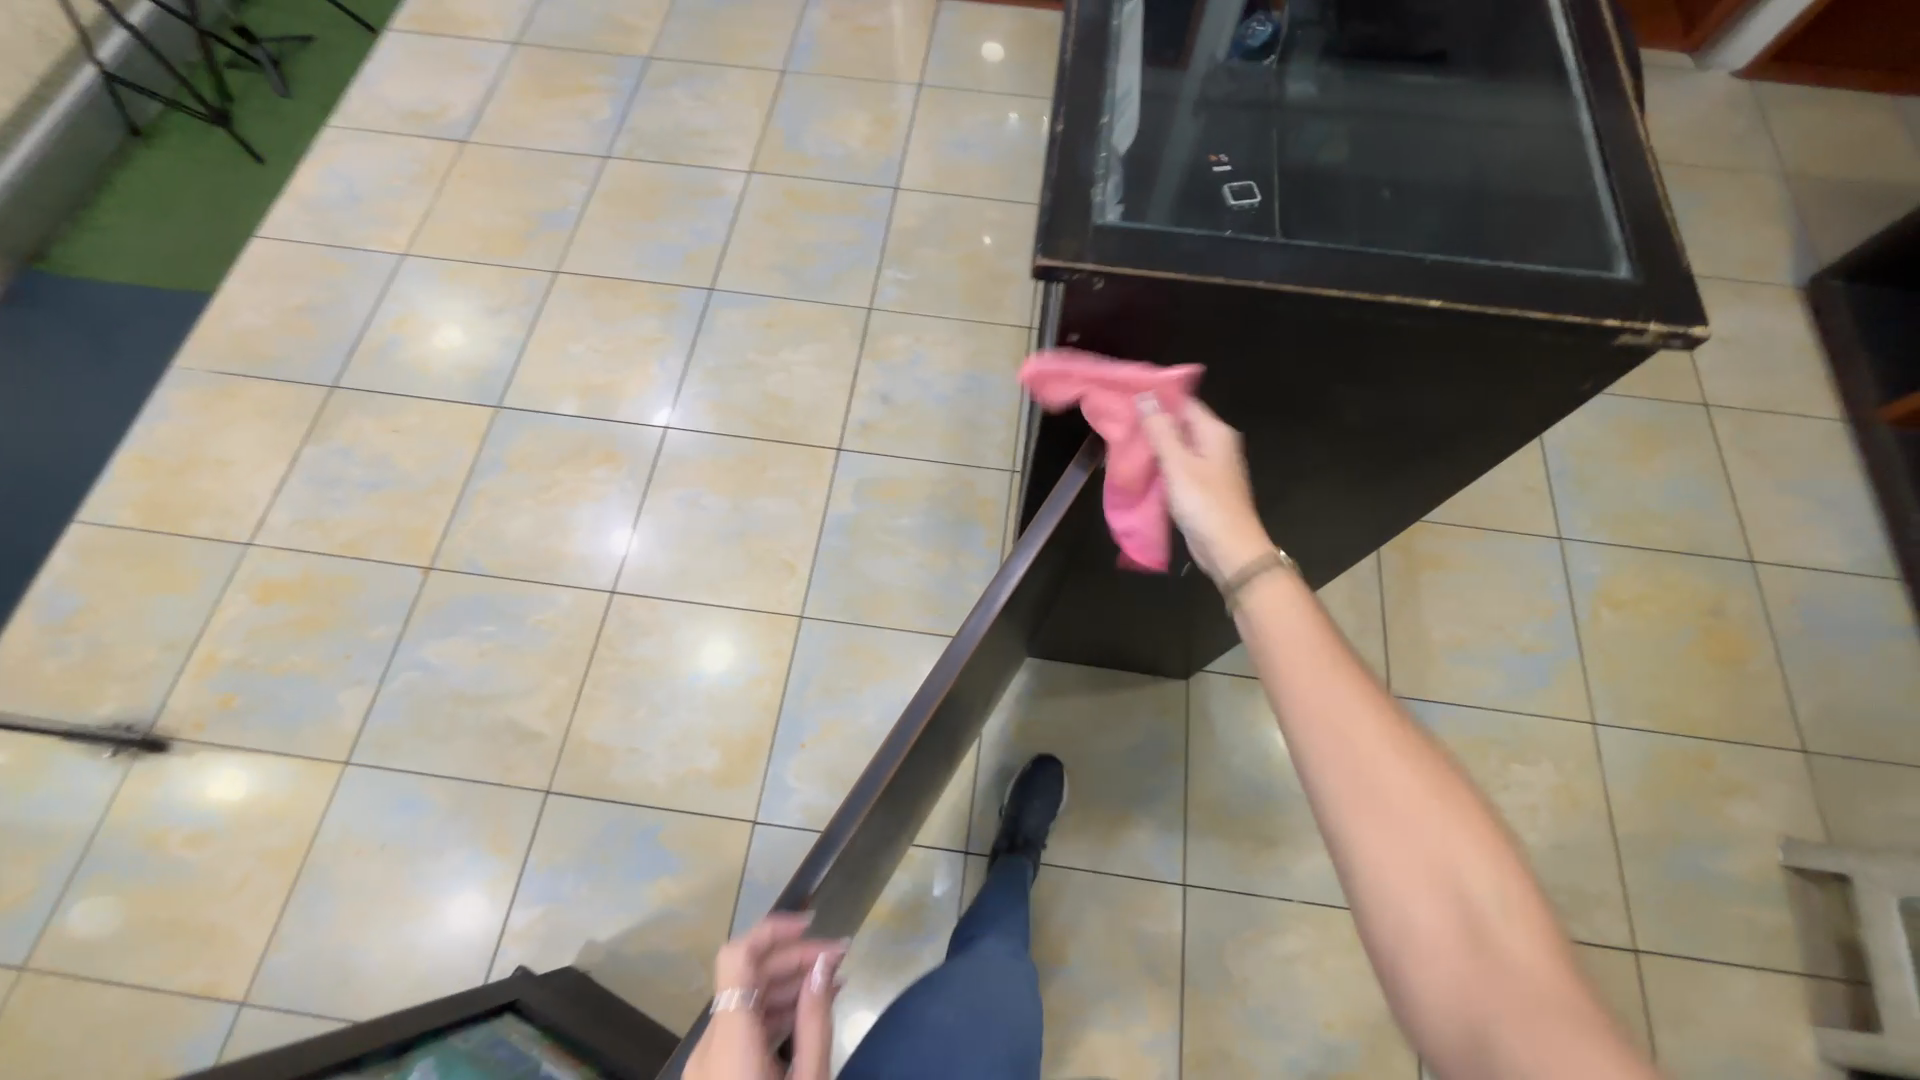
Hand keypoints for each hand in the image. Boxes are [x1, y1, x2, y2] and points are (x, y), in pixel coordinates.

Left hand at [683, 913, 847, 1079]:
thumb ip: (815, 1022)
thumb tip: (824, 965)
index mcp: (729, 1042)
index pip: (737, 958)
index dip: (772, 930)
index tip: (812, 924)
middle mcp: (708, 1043)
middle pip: (747, 977)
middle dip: (795, 958)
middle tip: (839, 957)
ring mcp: (706, 1058)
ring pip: (745, 1001)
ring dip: (787, 984)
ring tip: (832, 983)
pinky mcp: (711, 1072)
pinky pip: (742, 1026)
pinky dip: (773, 1011)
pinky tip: (806, 1011)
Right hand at [1136, 393, 1273, 583]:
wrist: (1228, 549)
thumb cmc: (1204, 503)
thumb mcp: (1178, 464)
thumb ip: (1160, 430)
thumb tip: (1145, 396)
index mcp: (1215, 432)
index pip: (1183, 403)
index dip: (1156, 400)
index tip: (1126, 400)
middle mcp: (1215, 444)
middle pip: (1180, 425)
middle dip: (1151, 425)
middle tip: (1119, 425)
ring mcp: (1210, 467)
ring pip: (1177, 447)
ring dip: (1153, 448)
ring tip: (1122, 446)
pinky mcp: (1202, 487)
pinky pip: (1178, 468)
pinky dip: (1160, 467)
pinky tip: (1138, 469)